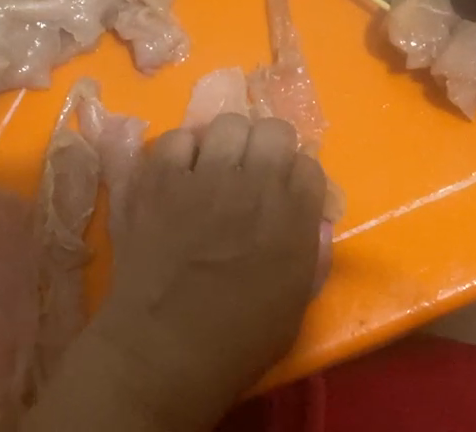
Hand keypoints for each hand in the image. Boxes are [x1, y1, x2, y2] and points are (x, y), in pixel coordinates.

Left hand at [84, 115, 327, 430]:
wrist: (162, 352)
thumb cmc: (237, 342)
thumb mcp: (297, 304)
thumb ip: (311, 252)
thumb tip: (315, 218)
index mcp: (294, 217)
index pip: (308, 162)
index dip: (294, 175)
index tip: (283, 189)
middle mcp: (255, 184)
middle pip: (273, 130)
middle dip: (266, 147)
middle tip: (251, 171)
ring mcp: (204, 175)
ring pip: (227, 124)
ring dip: (226, 144)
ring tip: (213, 168)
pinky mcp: (160, 177)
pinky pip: (176, 138)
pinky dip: (181, 152)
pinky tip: (178, 175)